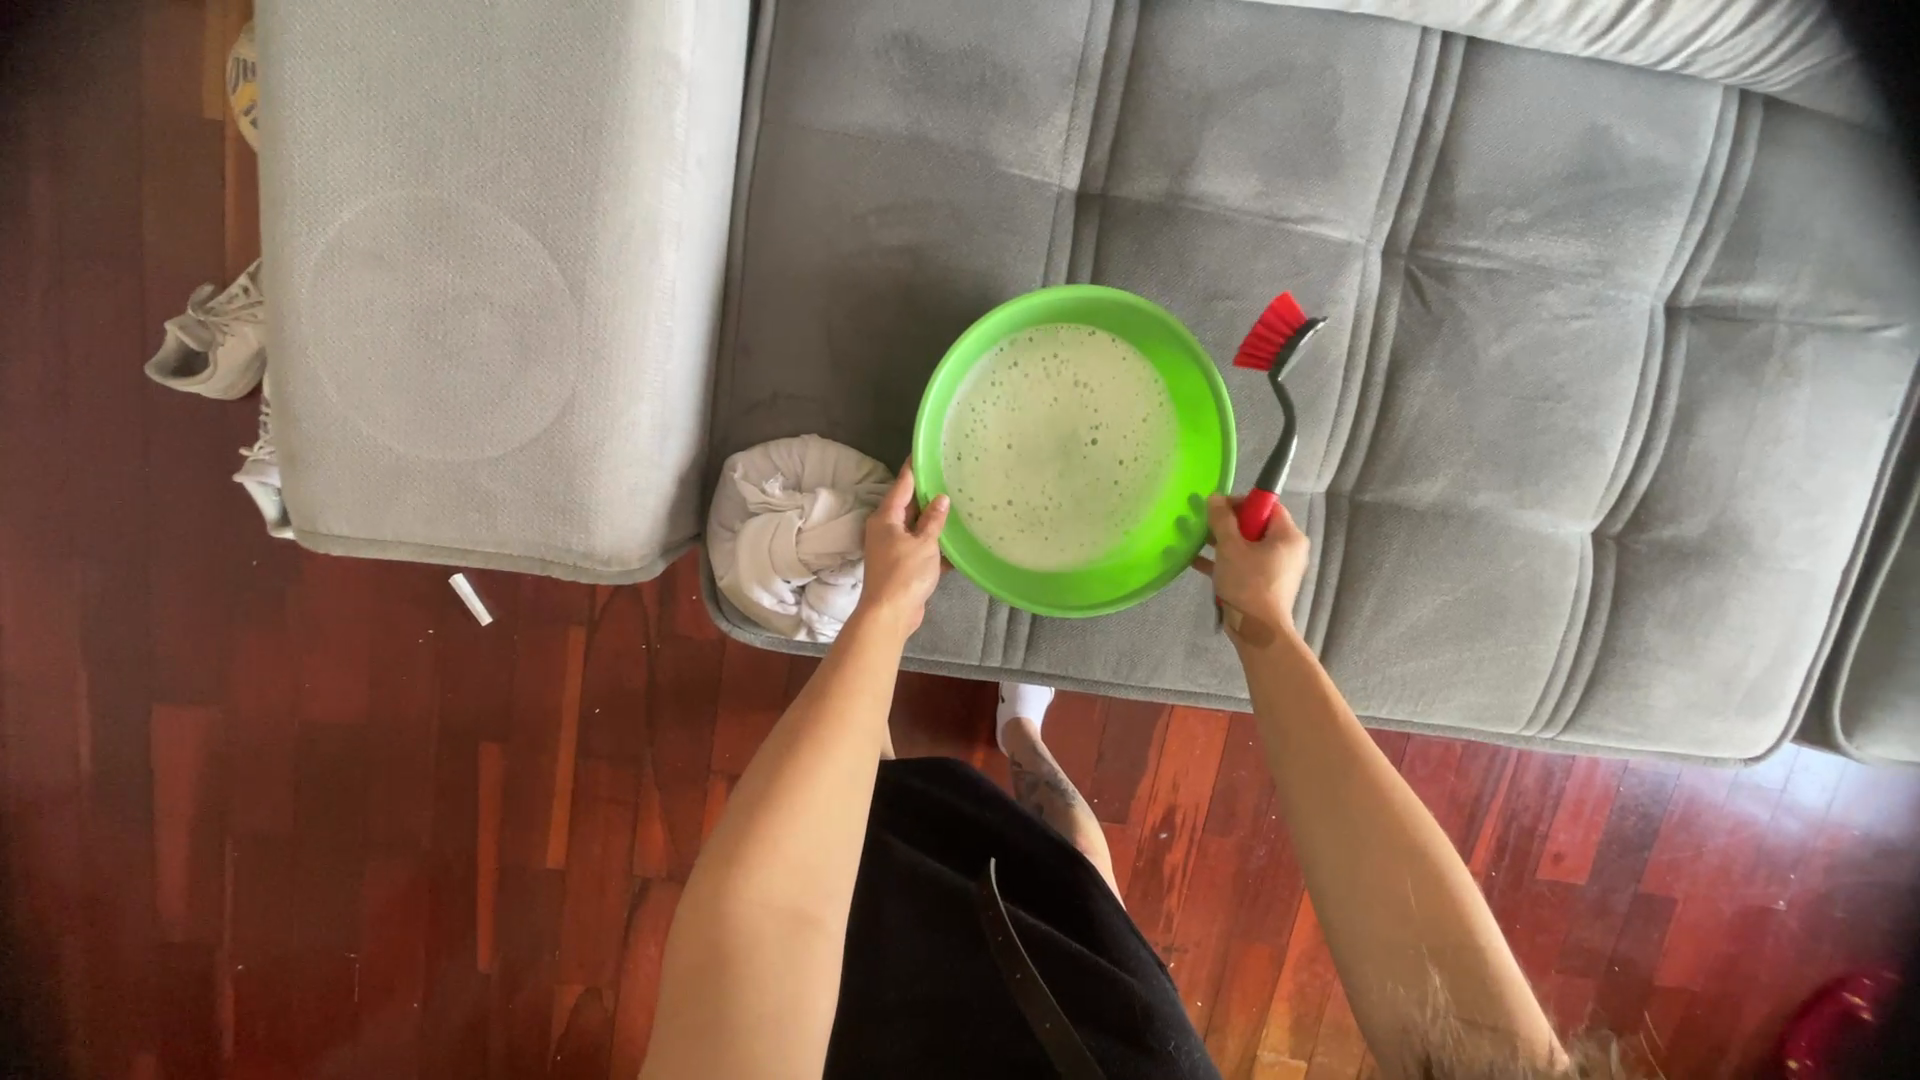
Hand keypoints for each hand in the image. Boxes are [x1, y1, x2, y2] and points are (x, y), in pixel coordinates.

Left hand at [857, 462, 949, 636]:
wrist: (890, 614)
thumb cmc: (904, 574)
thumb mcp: (923, 543)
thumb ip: (933, 520)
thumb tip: (941, 499)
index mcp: (886, 517)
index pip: (902, 484)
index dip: (914, 468)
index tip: (924, 452)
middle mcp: (887, 529)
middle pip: (909, 505)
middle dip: (929, 493)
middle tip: (951, 475)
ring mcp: (895, 548)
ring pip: (918, 527)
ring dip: (935, 520)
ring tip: (960, 503)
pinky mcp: (904, 565)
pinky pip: (923, 548)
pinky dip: (937, 544)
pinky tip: (958, 541)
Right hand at [1193, 495, 1309, 648]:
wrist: (1257, 631)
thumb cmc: (1247, 583)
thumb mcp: (1230, 547)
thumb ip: (1221, 520)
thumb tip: (1215, 497)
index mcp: (1287, 536)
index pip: (1267, 505)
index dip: (1241, 502)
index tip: (1217, 508)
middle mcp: (1287, 549)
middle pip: (1255, 525)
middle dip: (1226, 524)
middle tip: (1203, 524)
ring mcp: (1276, 568)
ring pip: (1246, 546)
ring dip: (1220, 542)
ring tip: (1194, 539)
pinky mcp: (1263, 584)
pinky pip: (1242, 564)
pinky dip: (1223, 561)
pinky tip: (1195, 561)